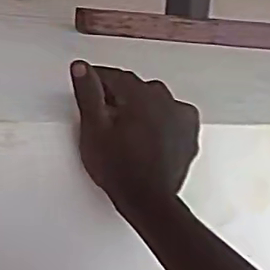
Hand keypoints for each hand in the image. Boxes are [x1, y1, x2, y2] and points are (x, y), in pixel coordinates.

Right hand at [69, 61, 199, 216]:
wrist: (148, 201)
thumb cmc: (120, 168)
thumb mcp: (92, 127)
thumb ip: (87, 92)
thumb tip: (81, 68)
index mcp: (139, 94)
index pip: (112, 75)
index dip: (94, 81)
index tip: (87, 88)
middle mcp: (164, 100)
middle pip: (133, 87)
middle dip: (117, 97)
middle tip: (103, 119)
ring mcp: (180, 117)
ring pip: (152, 101)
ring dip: (138, 108)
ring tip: (124, 132)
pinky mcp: (188, 134)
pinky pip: (168, 117)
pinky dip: (157, 121)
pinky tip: (144, 136)